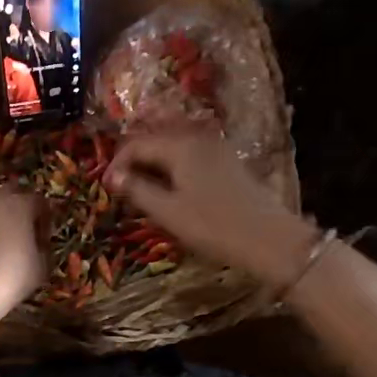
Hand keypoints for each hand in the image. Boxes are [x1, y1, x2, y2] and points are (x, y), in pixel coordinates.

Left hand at [0, 186, 44, 324]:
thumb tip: (39, 243)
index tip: (45, 236)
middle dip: (20, 207)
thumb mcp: (41, 266)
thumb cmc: (12, 278)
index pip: (40, 201)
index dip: (45, 218)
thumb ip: (43, 247)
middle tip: (23, 229)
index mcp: (21, 205)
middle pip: (12, 193)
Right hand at [104, 133, 316, 288]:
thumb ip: (138, 190)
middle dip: (134, 160)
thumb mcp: (168, 212)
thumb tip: (113, 177)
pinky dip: (173, 167)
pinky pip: (191, 155)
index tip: (107, 188)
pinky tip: (171, 188)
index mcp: (179, 146)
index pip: (136, 144)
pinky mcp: (228, 162)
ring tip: (142, 188)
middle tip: (121, 186)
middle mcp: (197, 138)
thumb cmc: (214, 227)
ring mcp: (216, 148)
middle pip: (155, 139)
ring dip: (154, 163)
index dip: (117, 164)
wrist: (269, 239)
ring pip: (174, 147)